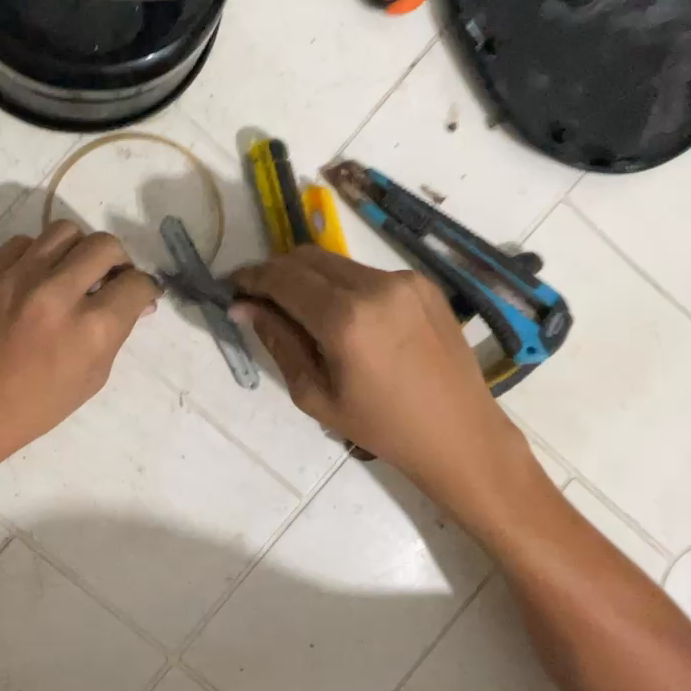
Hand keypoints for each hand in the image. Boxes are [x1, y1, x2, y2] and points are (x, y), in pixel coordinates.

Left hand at [0, 221, 160, 466]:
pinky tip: (34, 279)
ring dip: (78, 250)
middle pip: (105, 245)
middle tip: (108, 278)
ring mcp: (18, 278)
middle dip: (117, 260)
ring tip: (70, 272)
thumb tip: (139, 298)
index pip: (136, 283)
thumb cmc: (38, 404)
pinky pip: (24, 242)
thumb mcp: (93, 377)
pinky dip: (38, 256)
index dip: (144, 289)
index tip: (137, 293)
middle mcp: (58, 294)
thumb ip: (118, 331)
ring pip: (65, 231)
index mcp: (91, 329)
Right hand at [231, 247, 526, 499]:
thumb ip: (278, 341)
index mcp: (346, 319)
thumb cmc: (382, 427)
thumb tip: (243, 307)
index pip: (283, 278)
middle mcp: (376, 287)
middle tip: (258, 298)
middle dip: (276, 272)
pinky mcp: (423, 283)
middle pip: (307, 257)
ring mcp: (404, 281)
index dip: (251, 278)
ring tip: (300, 312)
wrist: (459, 433)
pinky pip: (367, 274)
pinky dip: (343, 286)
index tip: (231, 287)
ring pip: (336, 263)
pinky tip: (346, 320)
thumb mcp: (315, 394)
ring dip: (309, 278)